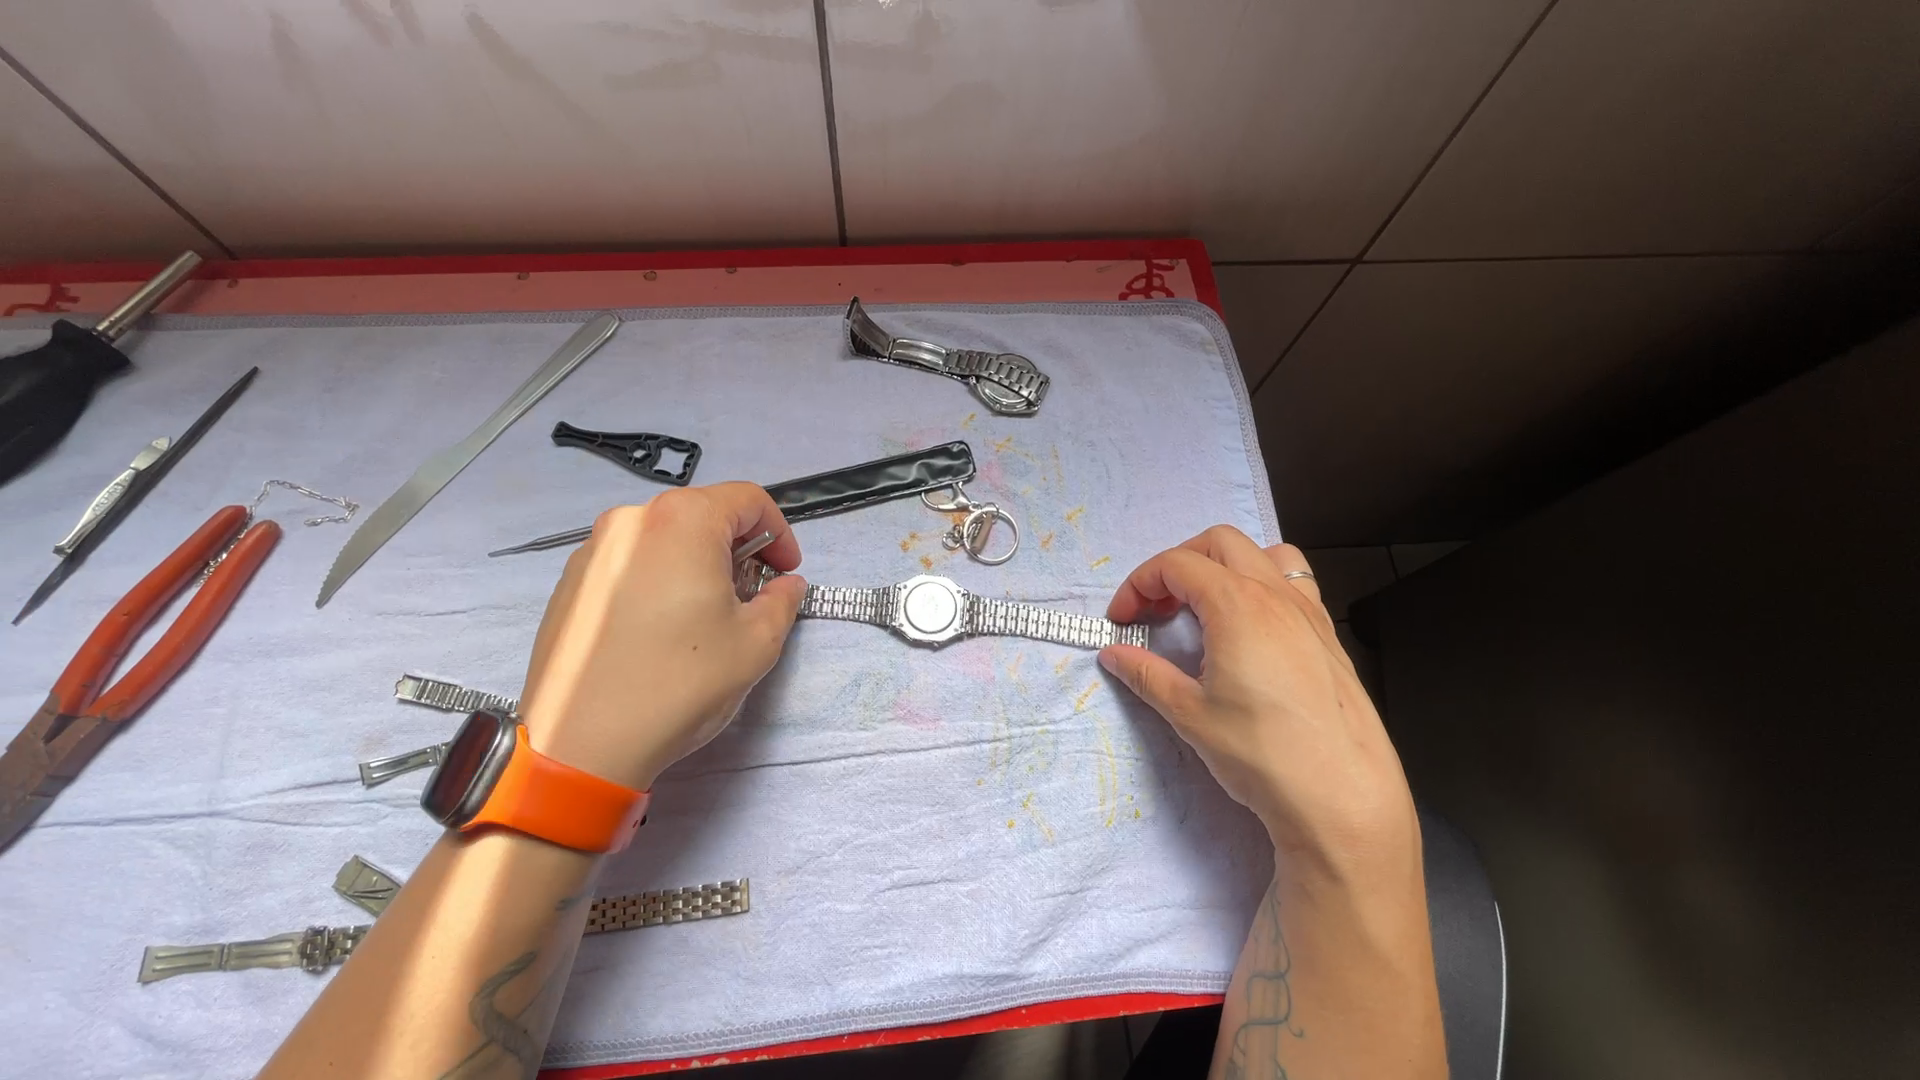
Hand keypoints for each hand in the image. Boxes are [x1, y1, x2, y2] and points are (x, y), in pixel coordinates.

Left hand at [514, 483, 807, 790]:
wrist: (583, 741)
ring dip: (696, 564)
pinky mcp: (569, 583)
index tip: (786, 573)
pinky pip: (629, 564)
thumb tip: (785, 586)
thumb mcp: (756, 643)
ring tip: (704, 617)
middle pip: (703, 514)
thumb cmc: (681, 681)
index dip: (780, 533)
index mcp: (683, 520)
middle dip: (738, 549)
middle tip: (751, 596)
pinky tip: (659, 631)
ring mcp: (592, 550)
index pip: (748, 500)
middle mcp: (631, 520)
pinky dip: (657, 580)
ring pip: (663, 539)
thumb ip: (782, 601)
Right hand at [1100, 527, 1417, 870]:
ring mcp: (1309, 612)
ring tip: (1206, 606)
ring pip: (1264, 554)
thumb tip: (1114, 655)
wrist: (1340, 795)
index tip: (1122, 620)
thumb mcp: (1188, 714)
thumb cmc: (1259, 752)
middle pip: (1218, 543)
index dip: (1138, 584)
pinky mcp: (1328, 636)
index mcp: (1236, 604)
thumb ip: (1146, 674)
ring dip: (1225, 566)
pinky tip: (1252, 630)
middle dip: (1178, 564)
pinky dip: (1263, 586)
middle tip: (1157, 608)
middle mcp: (1275, 595)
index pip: (1176, 564)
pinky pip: (1295, 583)